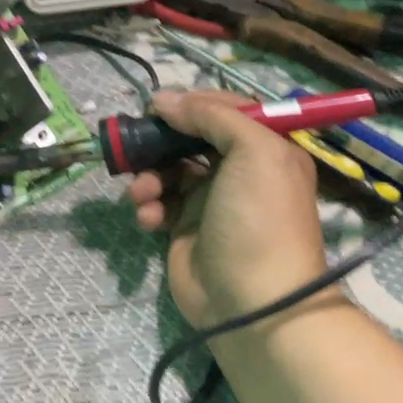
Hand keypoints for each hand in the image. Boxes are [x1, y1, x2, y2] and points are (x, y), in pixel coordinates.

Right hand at [125, 90, 324, 331]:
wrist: (253, 302)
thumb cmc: (259, 219)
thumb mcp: (253, 152)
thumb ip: (212, 116)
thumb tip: (164, 100)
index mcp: (266, 149)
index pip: (226, 109)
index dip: (193, 103)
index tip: (160, 106)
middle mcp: (239, 171)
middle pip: (190, 138)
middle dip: (160, 139)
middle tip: (135, 141)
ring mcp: (211, 200)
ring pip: (168, 168)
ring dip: (148, 174)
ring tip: (143, 192)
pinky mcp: (185, 227)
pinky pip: (158, 201)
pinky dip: (148, 204)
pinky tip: (148, 217)